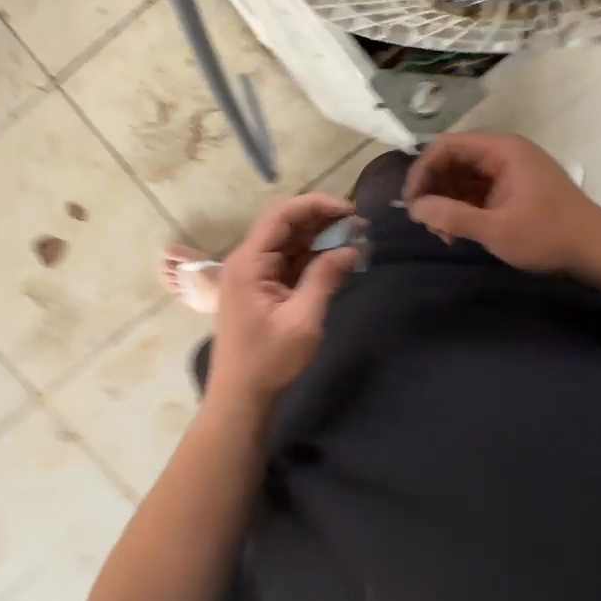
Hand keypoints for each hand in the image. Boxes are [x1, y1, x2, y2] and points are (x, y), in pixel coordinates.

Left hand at [210, 194, 360, 403]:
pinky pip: (287, 263)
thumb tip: (351, 250)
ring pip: (287, 244)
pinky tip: (336, 259)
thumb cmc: (269, 360)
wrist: (241, 395)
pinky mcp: (260, 290)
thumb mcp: (303, 320)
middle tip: (358, 225)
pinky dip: (311, 258)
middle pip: (284, 226)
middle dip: (321, 220)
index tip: (350, 210)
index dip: (316, 205)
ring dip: (318, 238)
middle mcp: (246, 262)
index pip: (281, 216)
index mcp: (249, 263)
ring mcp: (252, 276)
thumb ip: (325, 279)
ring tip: (353, 239)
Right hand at [405, 132, 600, 277]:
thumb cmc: (548, 236)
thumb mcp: (496, 230)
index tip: (411, 201)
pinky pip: (478, 191)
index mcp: (504, 151)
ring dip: (446, 201)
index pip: (448, 146)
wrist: (597, 251)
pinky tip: (456, 233)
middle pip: (454, 160)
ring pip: (464, 177)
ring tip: (440, 232)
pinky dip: (462, 208)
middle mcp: (506, 154)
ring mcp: (512, 172)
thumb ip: (452, 217)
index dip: (423, 170)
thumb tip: (415, 209)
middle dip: (433, 188)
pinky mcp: (515, 190)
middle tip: (423, 220)